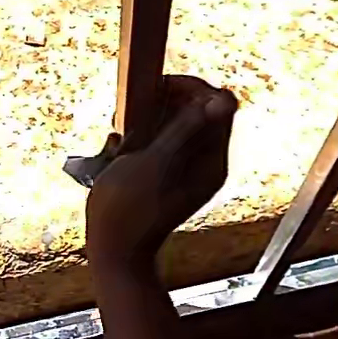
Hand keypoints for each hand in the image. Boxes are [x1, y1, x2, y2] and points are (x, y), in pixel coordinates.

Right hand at [86, 75, 237, 271]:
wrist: (114, 251)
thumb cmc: (128, 208)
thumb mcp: (155, 162)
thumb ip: (186, 128)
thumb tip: (223, 99)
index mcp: (212, 160)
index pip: (218, 104)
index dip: (191, 88)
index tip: (157, 88)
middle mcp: (206, 164)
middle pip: (198, 112)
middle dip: (166, 104)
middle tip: (133, 115)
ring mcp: (187, 171)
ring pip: (176, 126)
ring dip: (149, 122)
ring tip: (123, 136)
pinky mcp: (168, 176)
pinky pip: (162, 144)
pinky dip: (142, 139)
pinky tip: (120, 150)